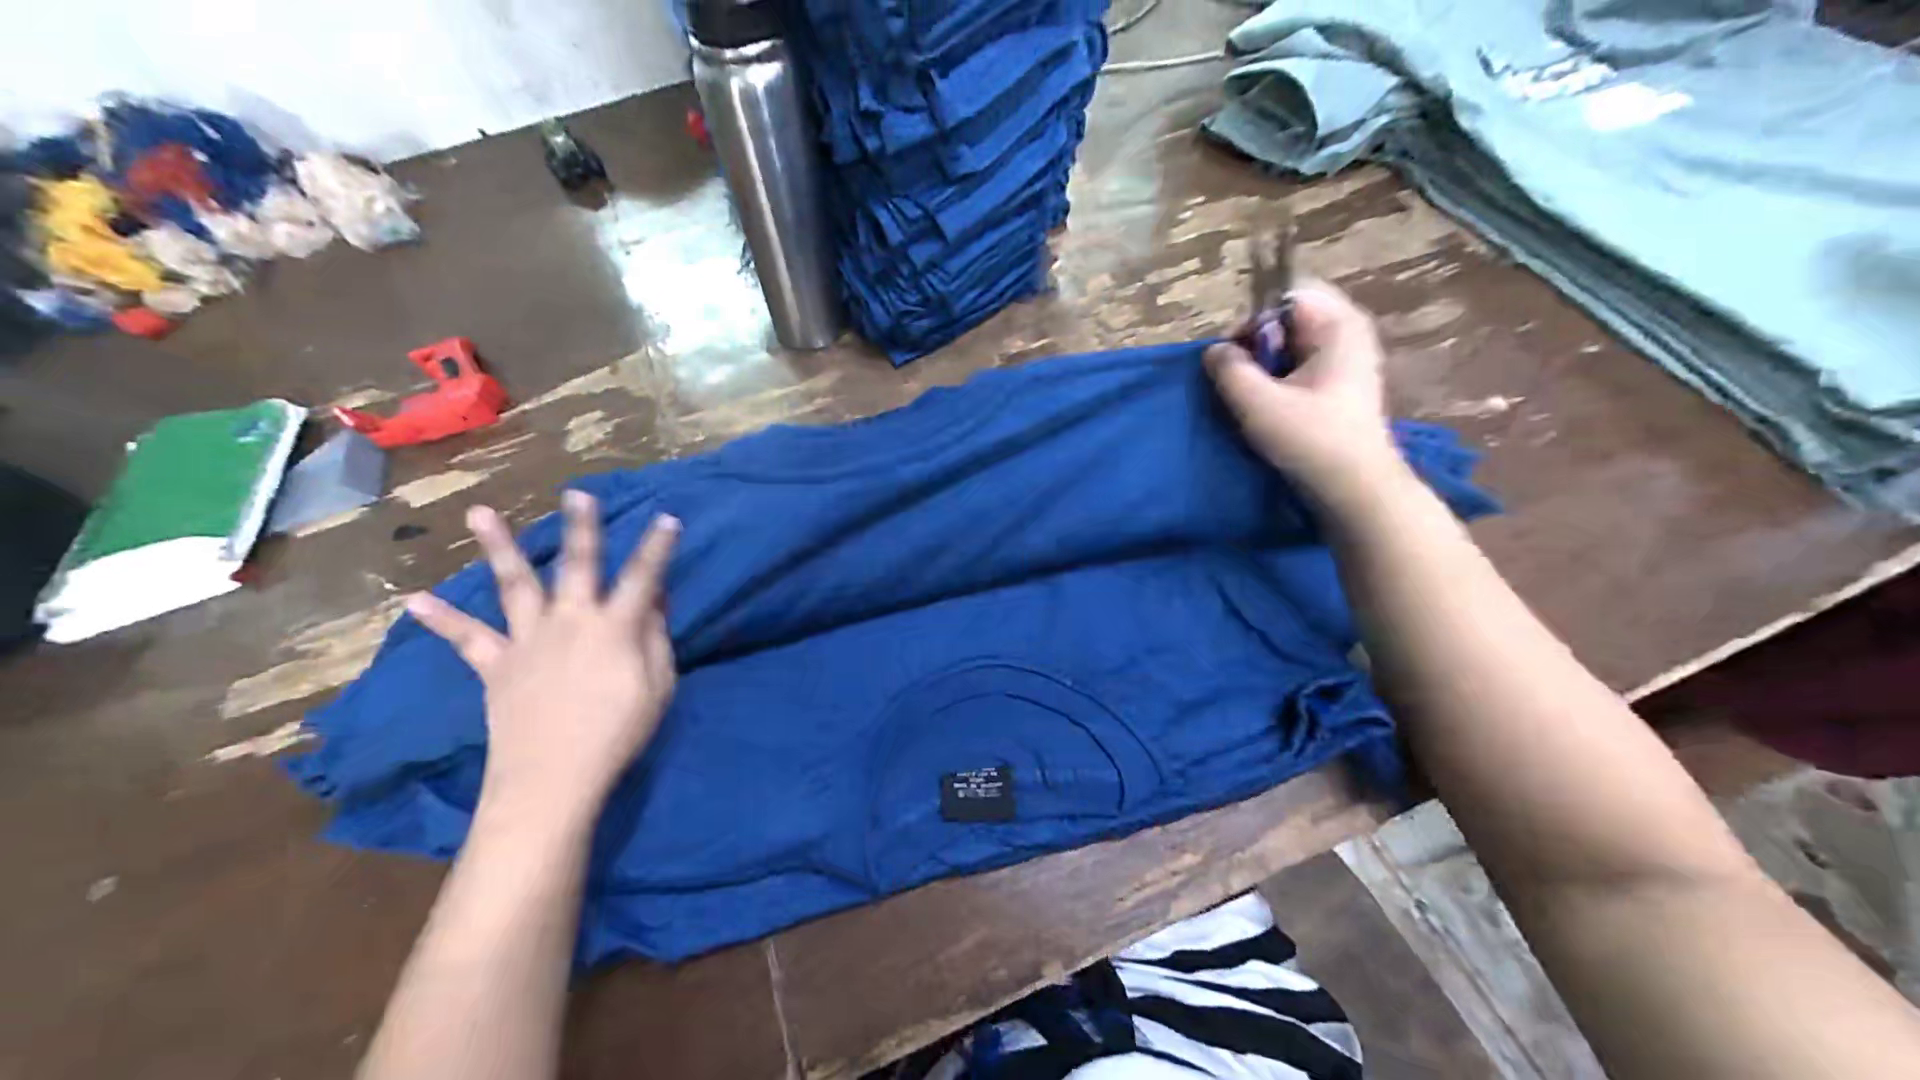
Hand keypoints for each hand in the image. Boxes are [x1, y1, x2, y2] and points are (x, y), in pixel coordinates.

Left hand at [406, 493, 681, 827]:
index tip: (667, 518)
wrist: (552, 778)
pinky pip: (467, 639)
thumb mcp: (658, 686)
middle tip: (577, 493)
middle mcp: (570, 621)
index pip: (644, 577)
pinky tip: (415, 601)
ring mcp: (527, 640)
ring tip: (480, 512)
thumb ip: (656, 638)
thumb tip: (654, 599)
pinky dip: (442, 621)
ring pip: (513, 585)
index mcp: (615, 628)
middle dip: (582, 527)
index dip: (658, 547)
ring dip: (499, 547)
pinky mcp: (495, 665)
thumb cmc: (618, 733)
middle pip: (578, 565)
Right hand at [1204, 281, 1403, 500]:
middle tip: (1238, 375)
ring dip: (1265, 363)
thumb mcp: (1257, 403)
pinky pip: (1302, 364)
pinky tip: (1269, 406)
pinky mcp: (1342, 386)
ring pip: (1294, 343)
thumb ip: (1228, 369)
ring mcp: (1348, 360)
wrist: (1355, 489)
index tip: (1234, 353)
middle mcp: (1348, 333)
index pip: (1286, 293)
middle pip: (1290, 317)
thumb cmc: (1310, 440)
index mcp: (1338, 325)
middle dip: (1257, 342)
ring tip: (1251, 394)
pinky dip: (1280, 378)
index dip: (1253, 318)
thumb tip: (1214, 350)